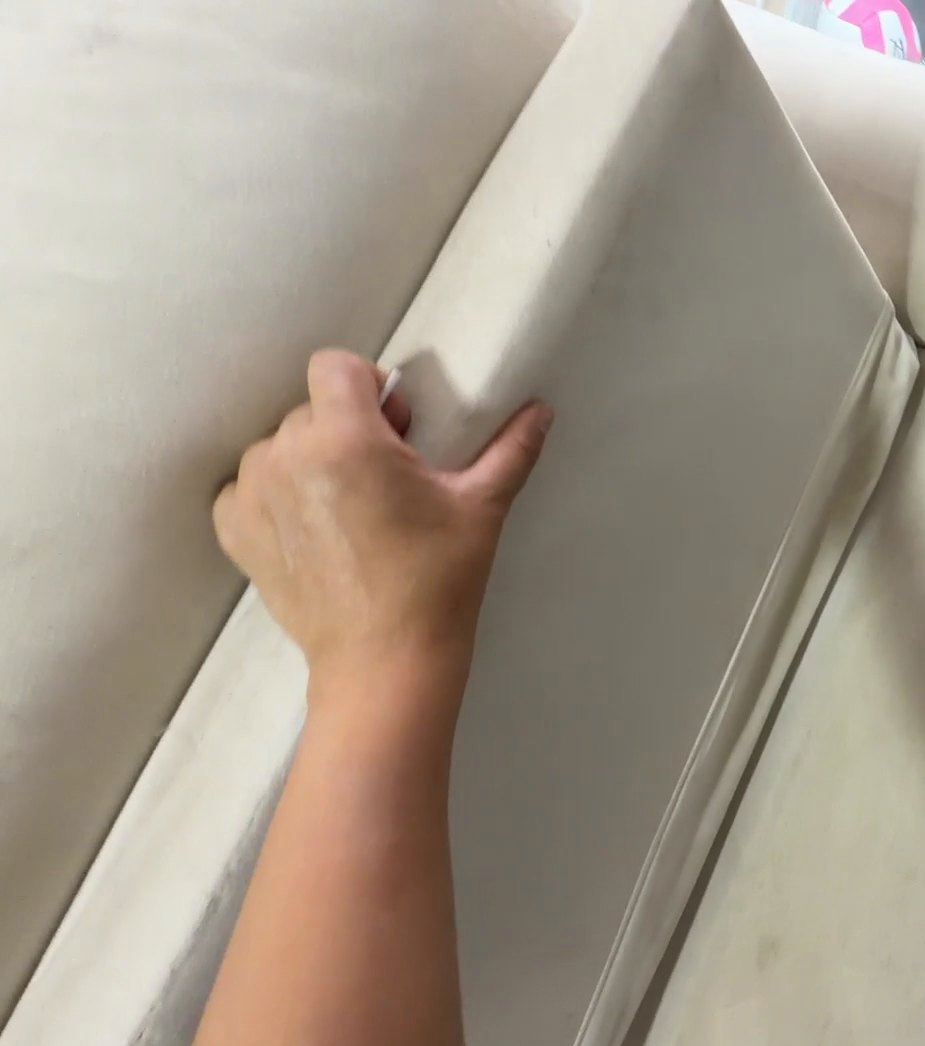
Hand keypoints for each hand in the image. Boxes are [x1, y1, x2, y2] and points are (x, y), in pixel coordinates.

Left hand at [213, 350, 551, 683]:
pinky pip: (255, 484)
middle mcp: (285, 455)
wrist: (387, 654)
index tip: (401, 423)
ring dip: (319, 459)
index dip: (372, 384)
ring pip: (284, 445)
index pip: (334, 366)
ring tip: (360, 507)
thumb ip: (512, 450)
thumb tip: (542, 411)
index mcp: (347, 440)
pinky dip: (286, 493)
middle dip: (354, 428)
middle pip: (314, 408)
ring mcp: (250, 492)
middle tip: (396, 475)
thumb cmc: (442, 576)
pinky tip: (326, 529)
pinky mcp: (233, 527)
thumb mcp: (483, 507)